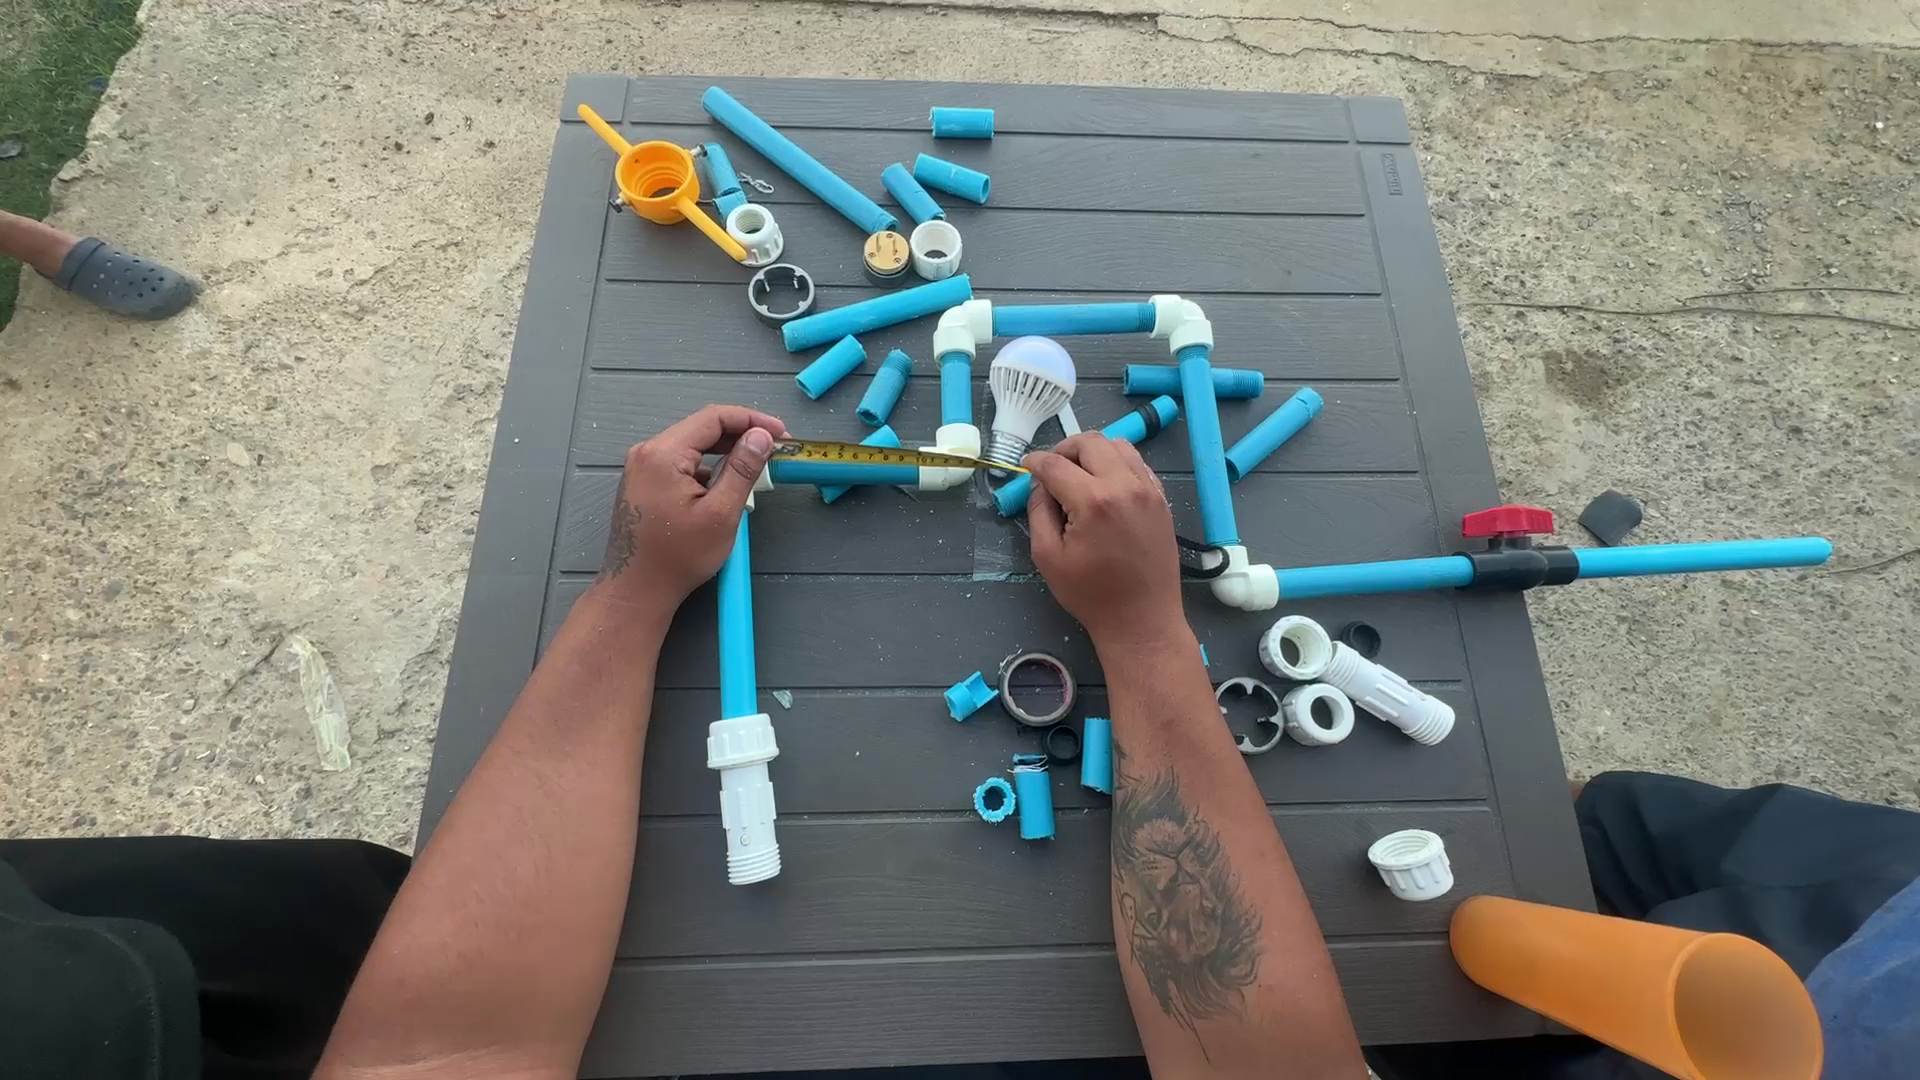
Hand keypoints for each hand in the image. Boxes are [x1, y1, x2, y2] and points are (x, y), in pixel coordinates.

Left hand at [597, 404, 786, 609]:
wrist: (637, 589)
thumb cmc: (677, 557)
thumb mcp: (720, 513)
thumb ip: (742, 469)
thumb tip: (761, 437)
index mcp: (663, 454)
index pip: (713, 418)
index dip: (752, 420)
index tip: (781, 433)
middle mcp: (648, 453)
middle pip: (703, 428)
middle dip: (742, 434)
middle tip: (774, 448)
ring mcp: (644, 467)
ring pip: (694, 446)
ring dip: (727, 452)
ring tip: (757, 467)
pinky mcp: (646, 482)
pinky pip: (684, 462)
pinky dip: (710, 467)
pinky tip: (728, 484)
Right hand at [1023, 434, 1186, 648]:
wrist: (1142, 619)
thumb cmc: (1091, 594)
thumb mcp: (1048, 556)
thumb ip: (1038, 512)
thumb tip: (1040, 485)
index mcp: (1093, 501)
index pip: (1055, 464)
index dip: (1034, 462)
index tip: (1025, 467)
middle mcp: (1124, 486)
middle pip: (1090, 442)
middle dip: (1063, 449)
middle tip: (1051, 470)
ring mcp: (1148, 490)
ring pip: (1118, 445)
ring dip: (1092, 452)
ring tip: (1078, 473)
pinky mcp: (1161, 500)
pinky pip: (1138, 464)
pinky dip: (1117, 464)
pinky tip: (1105, 485)